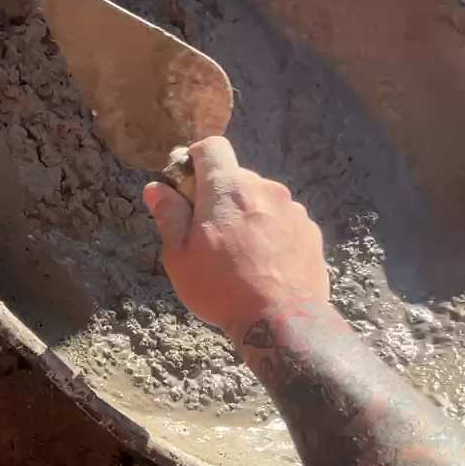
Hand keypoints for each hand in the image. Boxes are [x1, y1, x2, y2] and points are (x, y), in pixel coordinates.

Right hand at [142, 136, 330, 342]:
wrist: (281, 317)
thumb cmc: (219, 286)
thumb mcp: (179, 255)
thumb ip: (169, 216)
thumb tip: (156, 188)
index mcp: (226, 191)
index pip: (212, 147)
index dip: (193, 160)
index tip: (183, 187)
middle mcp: (264, 188)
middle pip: (233, 177)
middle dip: (214, 196)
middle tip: (201, 235)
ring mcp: (291, 207)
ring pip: (256, 199)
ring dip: (240, 215)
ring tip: (232, 255)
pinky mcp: (308, 228)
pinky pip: (278, 218)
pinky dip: (264, 231)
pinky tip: (257, 263)